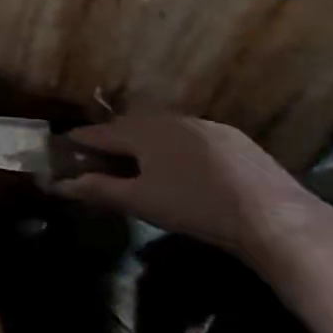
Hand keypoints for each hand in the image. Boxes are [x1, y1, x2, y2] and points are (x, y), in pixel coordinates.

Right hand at [54, 111, 318, 252]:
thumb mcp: (141, 201)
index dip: (81, 139)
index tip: (64, 143)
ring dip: (146, 140)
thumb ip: (100, 189)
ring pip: (164, 128)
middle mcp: (173, 119)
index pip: (103, 132)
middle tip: (99, 153)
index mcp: (146, 131)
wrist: (269, 213)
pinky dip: (175, 146)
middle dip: (113, 138)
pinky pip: (191, 135)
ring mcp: (206, 125)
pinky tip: (182, 165)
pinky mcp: (232, 137)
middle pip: (133, 125)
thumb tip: (62, 184)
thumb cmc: (194, 207)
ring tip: (138, 159)